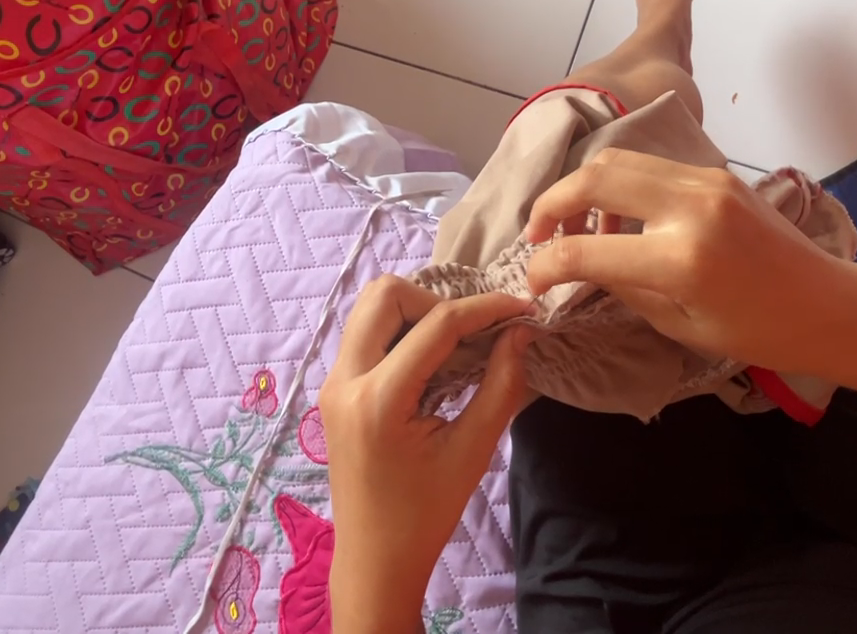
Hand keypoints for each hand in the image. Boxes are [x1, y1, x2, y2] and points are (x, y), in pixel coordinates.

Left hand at [320, 277, 534, 632]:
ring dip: (415, 310)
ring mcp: (333, 382)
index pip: (436, 324)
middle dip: (436, 300)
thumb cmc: (426, 513)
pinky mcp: (335, 387)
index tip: (521, 308)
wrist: (374, 561)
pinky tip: (430, 360)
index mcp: (378, 400)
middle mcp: (344, 380)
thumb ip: (502, 384)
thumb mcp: (473, 451)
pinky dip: (401, 330)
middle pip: (385, 294)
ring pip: (371, 307)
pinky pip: (366, 332)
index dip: (486, 308)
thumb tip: (522, 330)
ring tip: (451, 344)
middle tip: (470, 332)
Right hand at [524, 148, 856, 383]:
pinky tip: (620, 219)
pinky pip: (648, 165)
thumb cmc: (759, 333)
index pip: (585, 250)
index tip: (532, 279)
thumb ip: (619, 286)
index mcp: (682, 258)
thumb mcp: (678, 325)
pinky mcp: (715, 171)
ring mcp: (705, 179)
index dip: (546, 265)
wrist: (830, 303)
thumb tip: (573, 265)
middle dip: (551, 203)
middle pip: (593, 178)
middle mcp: (690, 205)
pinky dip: (618, 185)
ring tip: (578, 228)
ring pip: (617, 160)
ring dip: (583, 188)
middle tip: (538, 234)